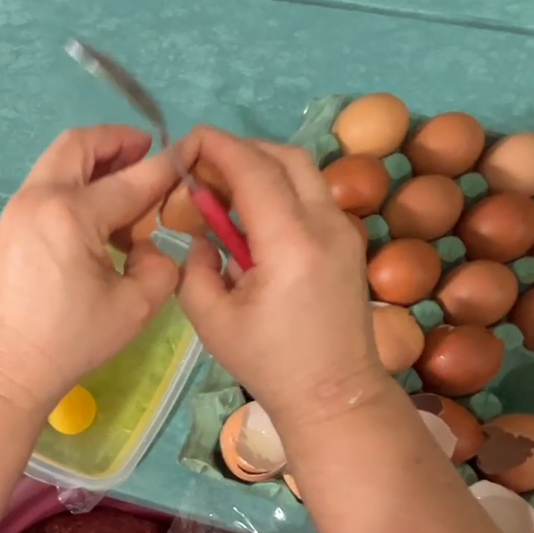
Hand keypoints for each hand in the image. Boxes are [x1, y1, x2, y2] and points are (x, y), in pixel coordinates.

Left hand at [0, 125, 181, 413]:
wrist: (5, 372)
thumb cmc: (70, 343)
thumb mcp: (135, 306)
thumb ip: (159, 263)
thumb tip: (145, 243)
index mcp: (70, 213)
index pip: (131, 179)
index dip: (167, 167)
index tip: (192, 153)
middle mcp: (37, 200)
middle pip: (79, 145)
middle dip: (117, 142)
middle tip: (145, 154)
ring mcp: (14, 214)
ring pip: (56, 165)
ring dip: (92, 166)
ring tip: (123, 195)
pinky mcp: (5, 232)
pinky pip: (42, 191)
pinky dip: (70, 189)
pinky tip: (93, 223)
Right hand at [174, 127, 394, 427]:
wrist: (332, 391)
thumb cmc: (268, 362)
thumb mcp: (212, 321)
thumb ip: (195, 271)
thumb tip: (201, 240)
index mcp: (290, 243)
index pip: (255, 172)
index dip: (219, 148)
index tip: (186, 142)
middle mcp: (325, 223)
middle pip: (286, 157)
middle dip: (241, 150)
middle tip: (202, 166)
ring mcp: (343, 229)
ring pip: (303, 172)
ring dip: (262, 166)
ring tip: (222, 187)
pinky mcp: (347, 241)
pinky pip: (311, 195)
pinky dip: (278, 188)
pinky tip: (249, 214)